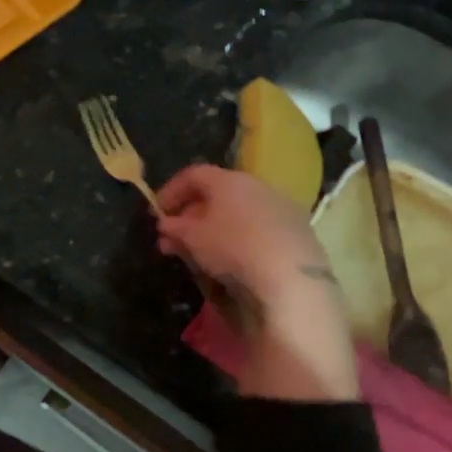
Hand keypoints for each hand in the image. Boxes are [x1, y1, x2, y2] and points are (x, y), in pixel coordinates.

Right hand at [156, 164, 333, 308]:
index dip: (170, 191)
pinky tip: (227, 258)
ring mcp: (279, 206)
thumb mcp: (191, 237)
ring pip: (236, 211)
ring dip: (211, 228)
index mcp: (229, 181)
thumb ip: (174, 226)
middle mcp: (256, 186)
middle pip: (216, 193)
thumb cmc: (232, 246)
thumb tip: (166, 222)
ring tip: (194, 252)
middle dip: (189, 214)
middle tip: (171, 237)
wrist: (290, 276)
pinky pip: (255, 226)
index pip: (193, 174)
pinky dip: (235, 236)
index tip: (157, 212)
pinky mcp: (294, 229)